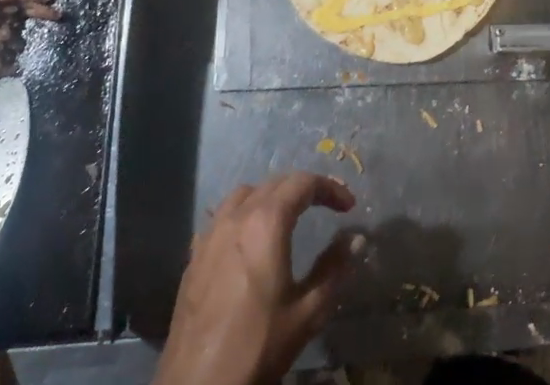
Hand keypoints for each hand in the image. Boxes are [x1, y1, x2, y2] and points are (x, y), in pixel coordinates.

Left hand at [153, 172, 362, 384]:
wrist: (201, 380)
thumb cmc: (260, 343)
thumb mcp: (308, 311)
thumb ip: (334, 267)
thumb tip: (356, 238)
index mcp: (266, 223)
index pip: (302, 183)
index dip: (330, 188)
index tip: (348, 207)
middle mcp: (235, 217)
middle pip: (273, 183)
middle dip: (303, 189)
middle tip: (326, 207)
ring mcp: (209, 235)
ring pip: (243, 195)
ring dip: (270, 196)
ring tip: (288, 217)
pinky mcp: (193, 255)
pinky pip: (220, 217)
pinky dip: (242, 214)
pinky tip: (248, 240)